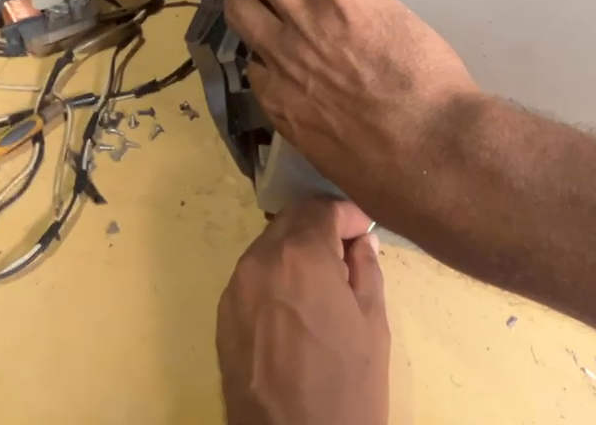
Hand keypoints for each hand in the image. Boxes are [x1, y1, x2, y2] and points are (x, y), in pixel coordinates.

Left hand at [218, 198, 388, 424]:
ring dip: (295, 252)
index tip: (363, 231)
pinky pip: (252, 278)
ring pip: (269, 247)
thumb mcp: (373, 324)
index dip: (347, 214)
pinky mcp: (222, 317)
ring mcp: (236, 288)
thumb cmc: (346, 388)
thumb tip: (360, 242)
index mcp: (301, 255)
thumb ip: (366, 269)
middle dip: (320, 229)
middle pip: (292, 221)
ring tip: (321, 285)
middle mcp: (261, 260)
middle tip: (346, 255)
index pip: (322, 207)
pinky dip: (274, 278)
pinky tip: (294, 308)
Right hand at [225, 0, 479, 218]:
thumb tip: (330, 133)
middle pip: (243, 8)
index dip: (257, 44)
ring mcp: (310, 22)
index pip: (255, 65)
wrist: (431, 153)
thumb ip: (323, 139)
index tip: (263, 33)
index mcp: (283, 104)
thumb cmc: (394, 174)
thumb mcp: (342, 166)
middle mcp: (284, 56)